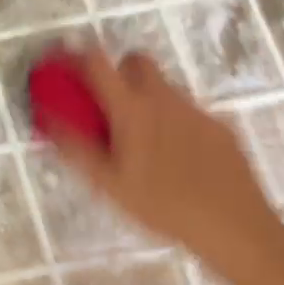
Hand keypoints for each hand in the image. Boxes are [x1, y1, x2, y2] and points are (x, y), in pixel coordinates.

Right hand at [47, 47, 279, 261]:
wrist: (236, 228)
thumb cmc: (163, 207)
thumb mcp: (109, 184)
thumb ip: (75, 147)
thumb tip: (47, 119)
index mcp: (132, 108)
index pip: (98, 61)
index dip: (77, 56)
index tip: (66, 66)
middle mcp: (163, 98)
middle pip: (136, 60)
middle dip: (118, 71)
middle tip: (109, 103)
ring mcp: (195, 110)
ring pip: (163, 87)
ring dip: (146, 99)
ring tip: (142, 140)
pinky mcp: (219, 126)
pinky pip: (187, 112)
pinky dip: (174, 122)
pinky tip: (177, 159)